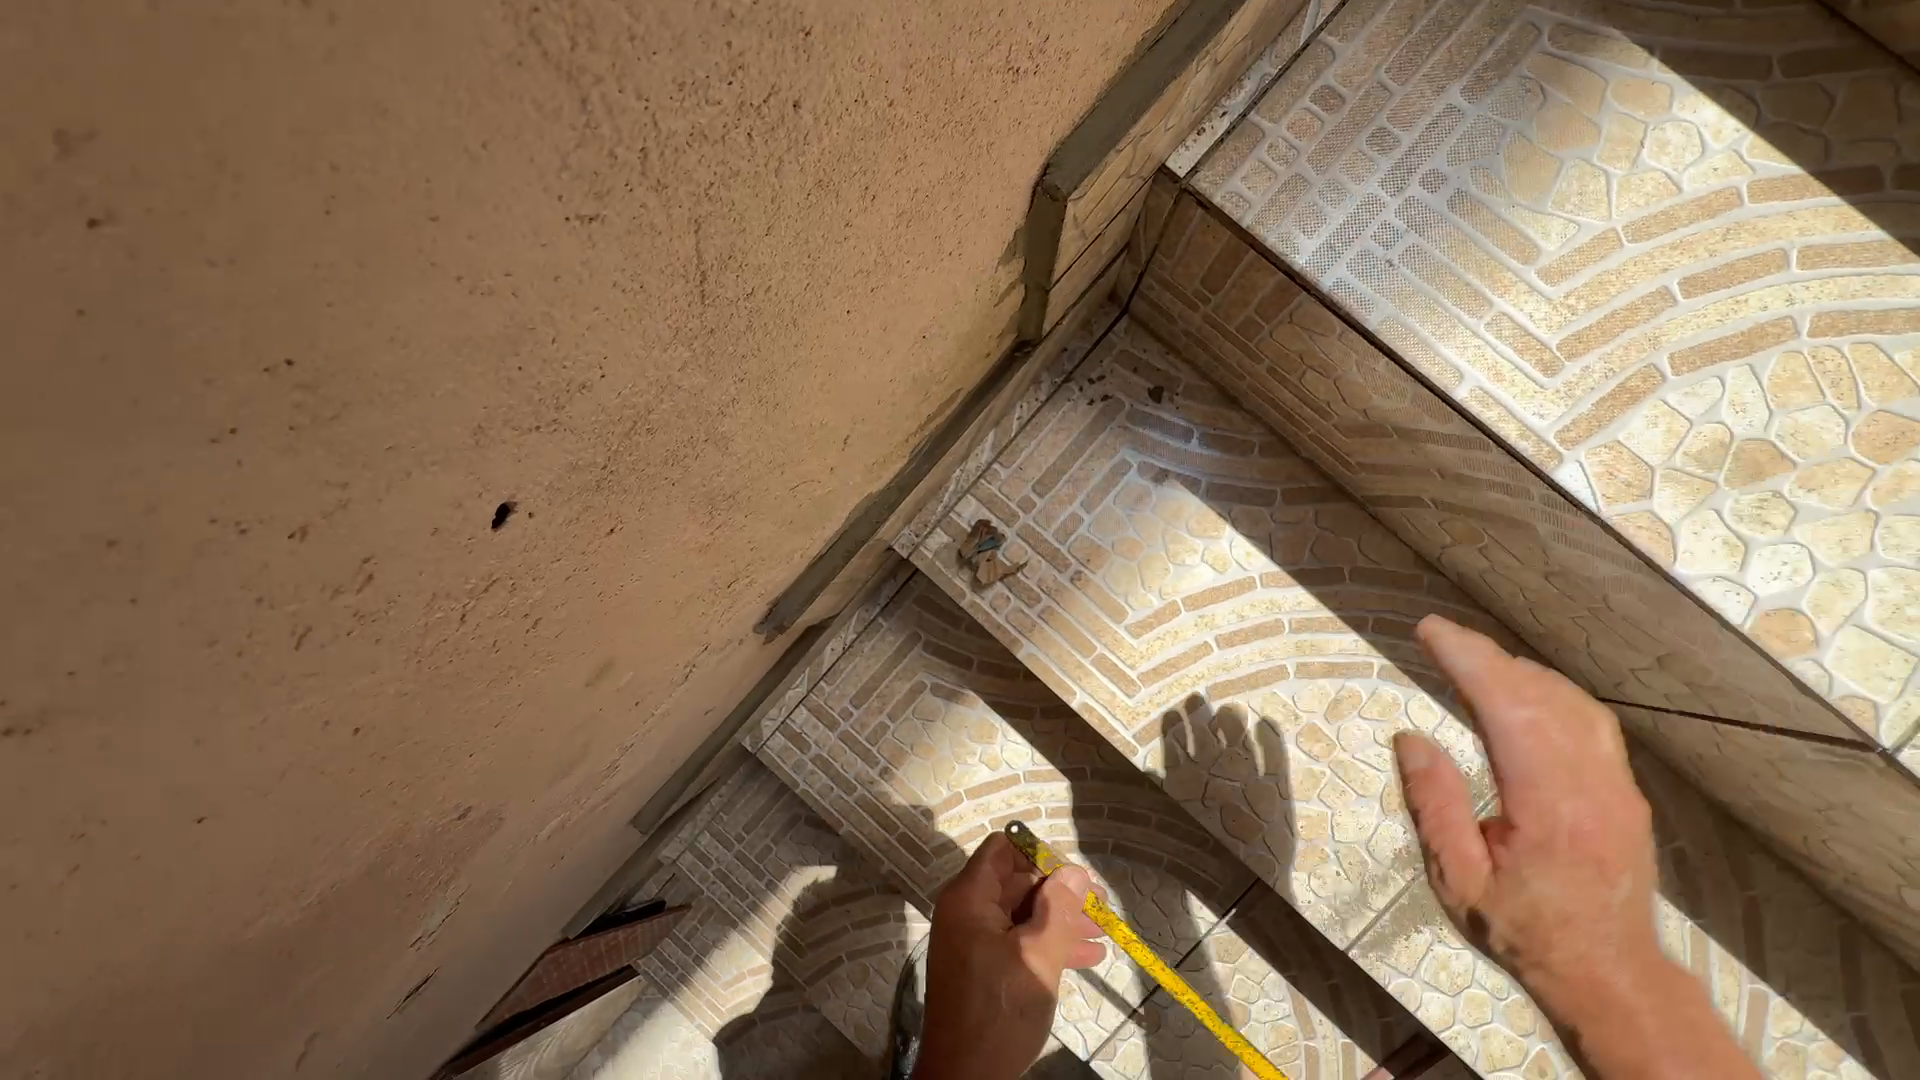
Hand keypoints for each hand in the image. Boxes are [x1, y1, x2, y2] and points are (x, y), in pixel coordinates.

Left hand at [912, 832, 1104, 1079]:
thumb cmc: (998, 1011)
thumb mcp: (1037, 957)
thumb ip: (1058, 909)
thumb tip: (1074, 871)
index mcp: (970, 897)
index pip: (1004, 850)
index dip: (1040, 855)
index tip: (1075, 875)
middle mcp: (967, 911)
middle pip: (1017, 882)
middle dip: (1060, 891)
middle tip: (1101, 905)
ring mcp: (974, 940)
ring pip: (1022, 914)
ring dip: (1061, 919)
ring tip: (1103, 931)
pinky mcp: (983, 967)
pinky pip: (1017, 941)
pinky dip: (1048, 944)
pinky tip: (1087, 957)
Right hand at [1394, 615, 1760, 1079]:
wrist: (1609, 974)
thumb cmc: (1521, 929)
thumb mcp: (1457, 877)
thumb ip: (1435, 805)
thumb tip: (1410, 738)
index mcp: (1550, 806)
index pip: (1509, 710)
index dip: (1469, 661)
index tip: (1431, 631)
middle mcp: (1594, 786)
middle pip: (1541, 696)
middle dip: (1486, 655)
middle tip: (1439, 633)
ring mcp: (1618, 786)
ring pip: (1572, 702)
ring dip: (1518, 668)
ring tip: (1472, 654)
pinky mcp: (1625, 790)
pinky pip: (1590, 721)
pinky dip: (1549, 689)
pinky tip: (1521, 688)